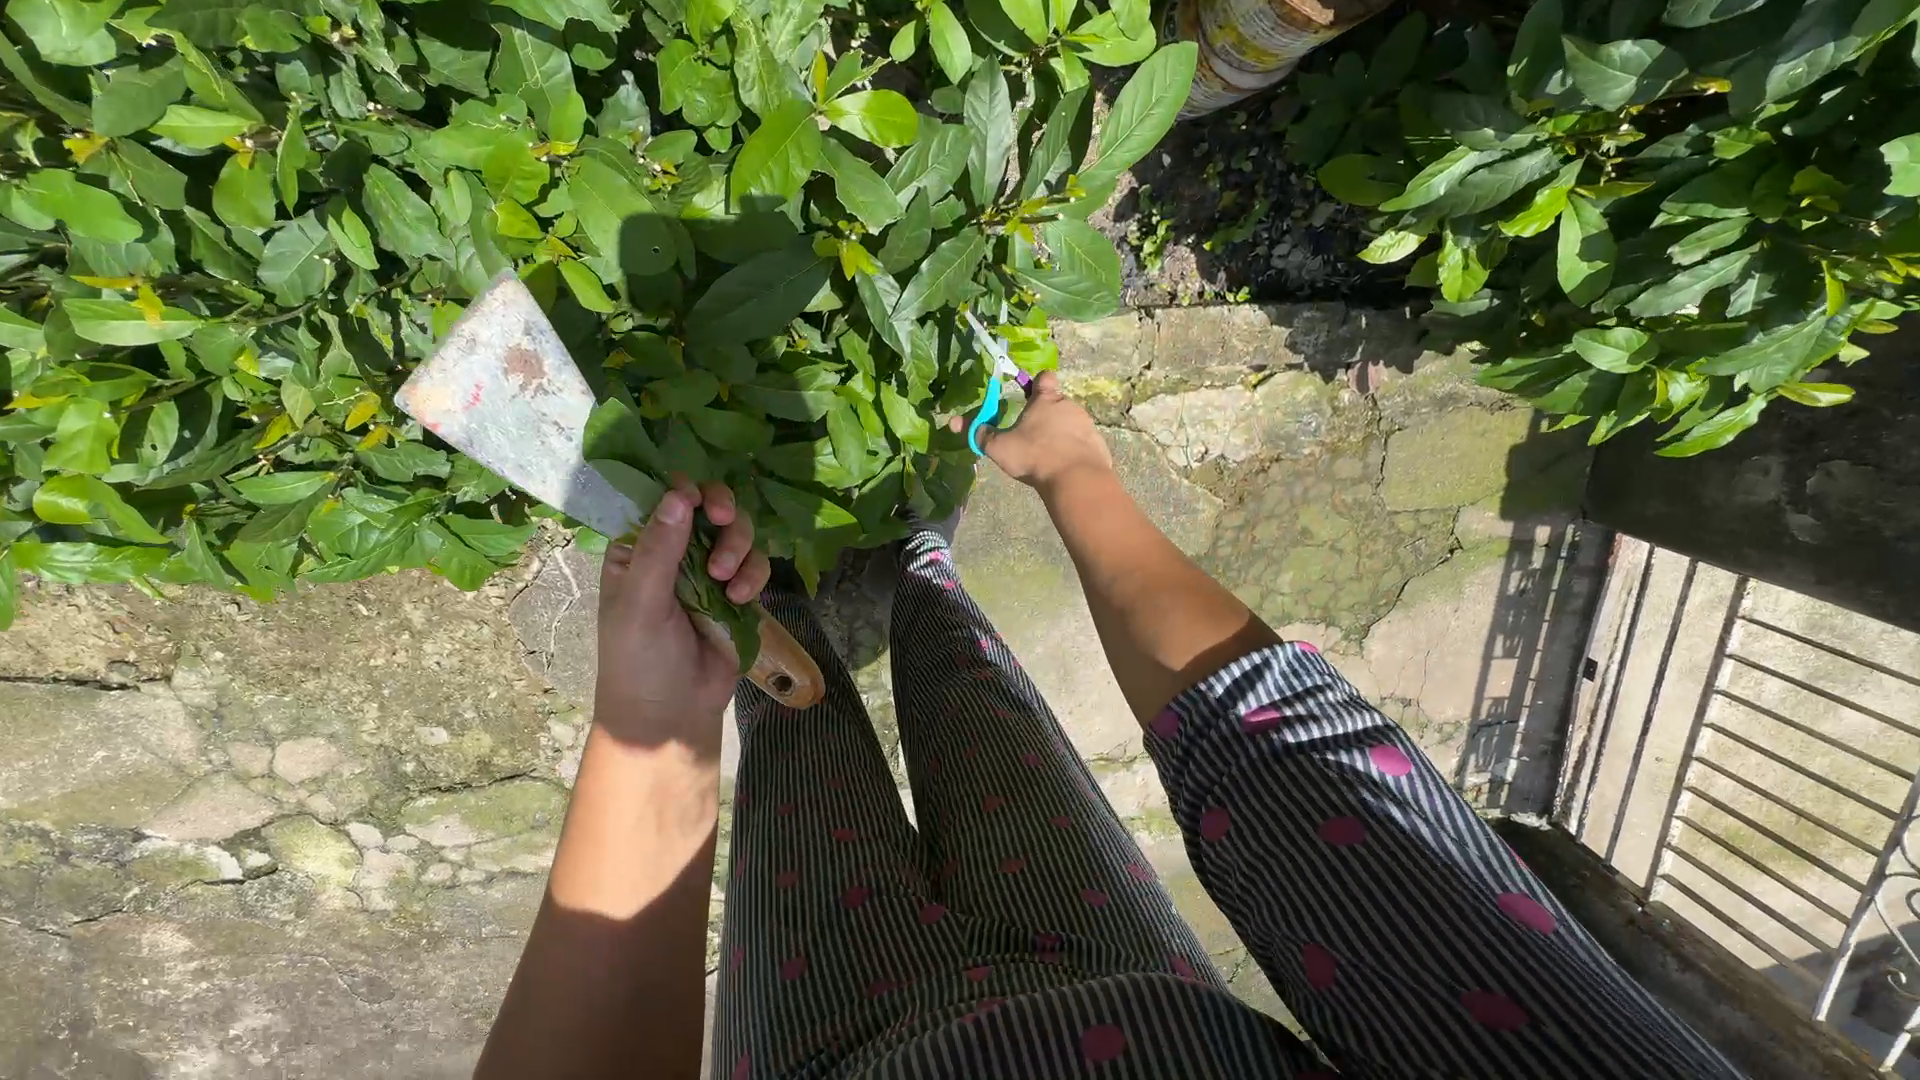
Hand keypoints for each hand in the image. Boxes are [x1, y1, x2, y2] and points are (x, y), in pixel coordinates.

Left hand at [593, 480, 770, 754]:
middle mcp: (675, 553)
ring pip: (737, 532)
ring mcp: (708, 573)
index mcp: (637, 550)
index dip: (682, 491)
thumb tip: (679, 494)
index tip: (697, 500)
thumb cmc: (639, 659)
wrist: (673, 714)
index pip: (661, 500)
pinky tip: (741, 598)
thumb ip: (660, 549)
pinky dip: (754, 574)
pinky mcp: (737, 593)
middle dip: (720, 512)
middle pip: (707, 507)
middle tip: (722, 519)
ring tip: (727, 580)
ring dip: (737, 546)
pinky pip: (756, 564)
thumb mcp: (641, 603)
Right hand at [950, 370, 1113, 494]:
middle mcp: (1069, 406)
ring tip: (1048, 455)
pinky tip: (1064, 467)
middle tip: (1032, 435)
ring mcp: (1086, 425)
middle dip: (1047, 415)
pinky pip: (1083, 444)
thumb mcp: (1000, 447)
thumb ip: (980, 434)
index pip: (1045, 377)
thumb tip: (954, 422)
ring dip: (1061, 433)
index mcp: (1045, 400)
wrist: (1076, 478)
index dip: (1037, 383)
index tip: (1029, 394)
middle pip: (1057, 403)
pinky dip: (1074, 451)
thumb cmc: (1034, 455)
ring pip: (1072, 423)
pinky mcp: (1098, 444)